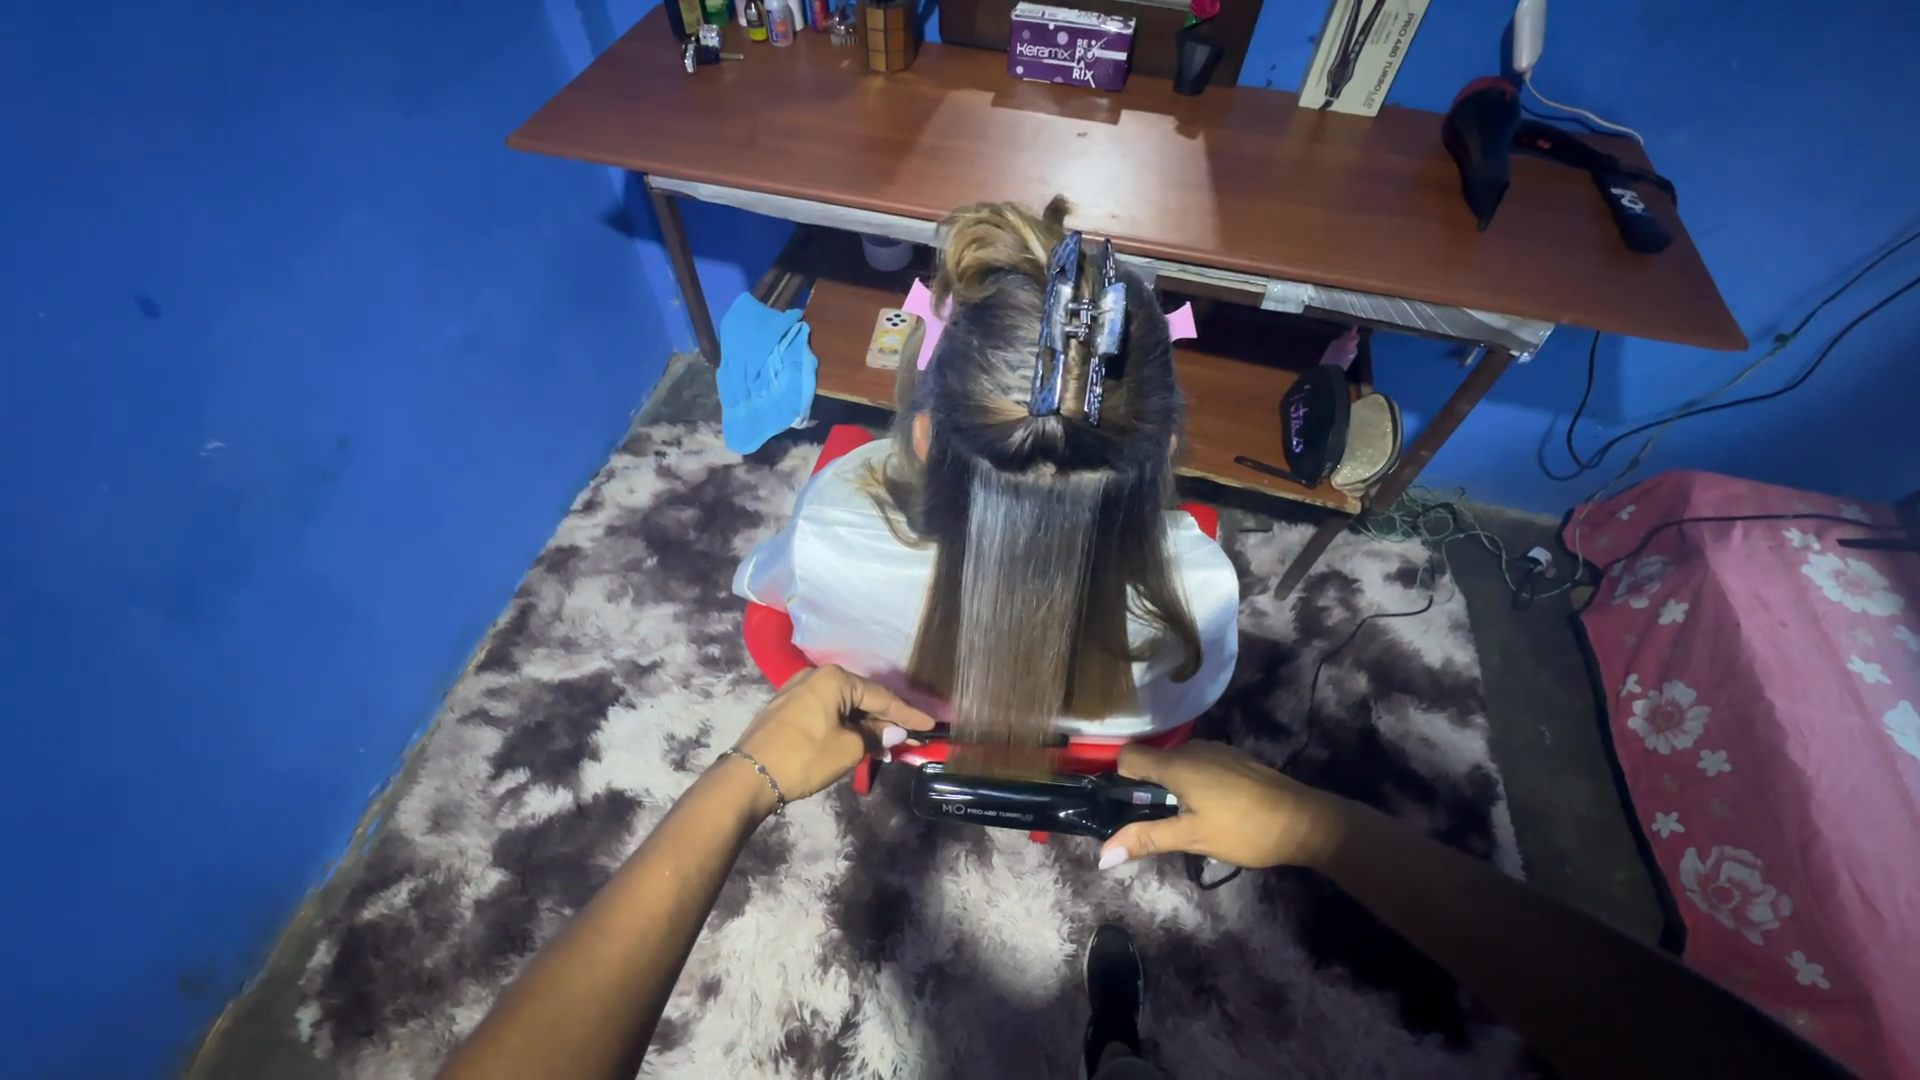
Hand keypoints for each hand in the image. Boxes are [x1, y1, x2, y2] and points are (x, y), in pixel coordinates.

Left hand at [729, 665, 935, 805]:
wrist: (748, 777)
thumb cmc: (804, 757)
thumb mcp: (848, 749)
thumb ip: (875, 736)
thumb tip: (895, 732)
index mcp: (834, 679)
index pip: (881, 696)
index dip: (908, 713)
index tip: (930, 724)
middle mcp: (816, 676)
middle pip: (862, 698)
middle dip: (886, 720)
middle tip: (909, 738)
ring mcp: (798, 690)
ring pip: (843, 706)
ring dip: (865, 726)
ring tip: (886, 746)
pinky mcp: (787, 707)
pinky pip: (827, 711)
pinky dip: (845, 725)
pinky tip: (858, 741)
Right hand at [1099, 741, 1349, 870]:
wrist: (1305, 821)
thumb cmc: (1244, 829)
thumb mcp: (1192, 838)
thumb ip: (1146, 839)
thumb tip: (1103, 854)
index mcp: (1175, 764)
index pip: (1127, 756)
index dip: (1122, 779)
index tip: (1133, 807)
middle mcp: (1191, 748)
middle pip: (1152, 760)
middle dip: (1149, 789)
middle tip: (1163, 822)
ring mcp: (1214, 750)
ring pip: (1177, 763)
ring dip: (1173, 787)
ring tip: (1191, 819)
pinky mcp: (1233, 757)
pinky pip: (1199, 764)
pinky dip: (1195, 782)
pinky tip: (1215, 809)